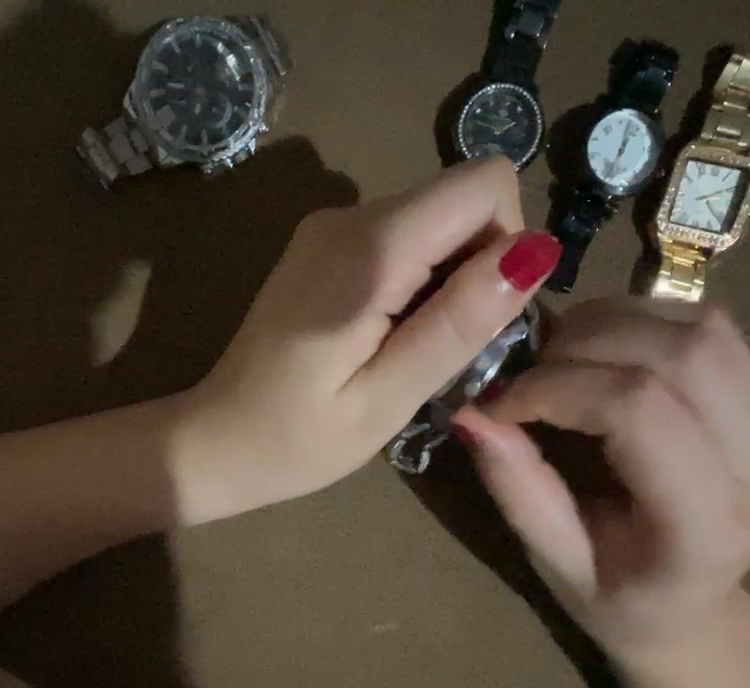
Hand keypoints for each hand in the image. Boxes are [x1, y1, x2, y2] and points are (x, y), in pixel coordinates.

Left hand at [171, 157, 560, 522]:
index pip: (484, 183)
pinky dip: (414, 282)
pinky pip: (400, 239)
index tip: (483, 316)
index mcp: (368, 250)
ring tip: (408, 352)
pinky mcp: (321, 246)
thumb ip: (458, 323)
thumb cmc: (297, 441)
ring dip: (446, 281)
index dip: (508, 244)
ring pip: (433, 220)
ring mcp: (329, 227)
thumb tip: (535, 253)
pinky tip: (384, 339)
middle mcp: (348, 215)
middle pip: (459, 199)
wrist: (214, 442)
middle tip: (442, 349)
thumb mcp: (387, 398)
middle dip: (477, 268)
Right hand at [451, 300, 749, 665]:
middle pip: (683, 355)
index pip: (641, 411)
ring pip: (704, 329)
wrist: (687, 610)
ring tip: (559, 359)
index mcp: (701, 526)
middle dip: (583, 346)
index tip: (499, 404)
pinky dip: (643, 321)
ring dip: (614, 323)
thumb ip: (519, 490)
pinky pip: (711, 329)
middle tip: (526, 376)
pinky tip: (601, 352)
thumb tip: (469, 412)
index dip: (559, 389)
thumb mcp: (554, 564)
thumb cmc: (615, 601)